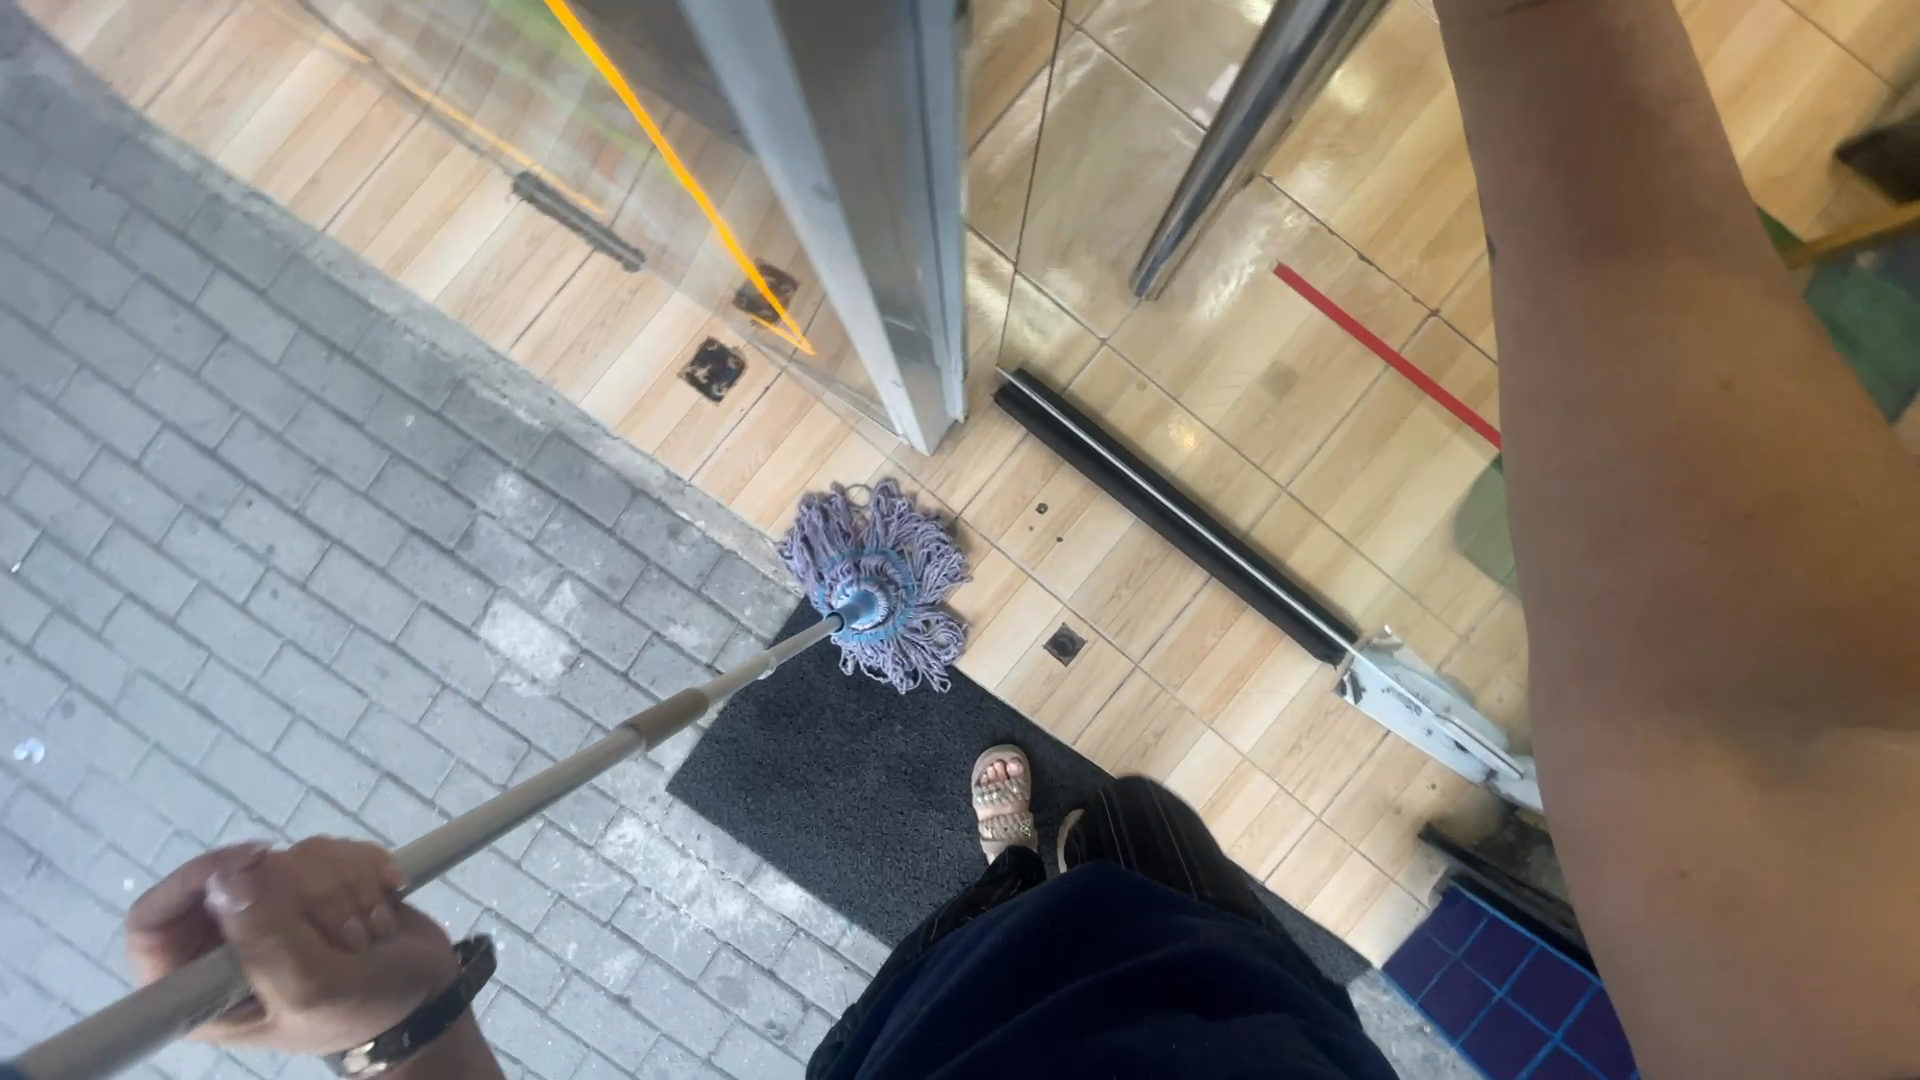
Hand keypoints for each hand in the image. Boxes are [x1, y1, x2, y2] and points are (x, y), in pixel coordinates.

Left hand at [126, 838, 458, 1056]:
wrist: (427, 995)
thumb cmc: (361, 1010)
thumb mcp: (313, 988)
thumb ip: (267, 938)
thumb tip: (231, 876)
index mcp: (201, 980)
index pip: (155, 918)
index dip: (196, 878)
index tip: (257, 857)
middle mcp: (234, 937)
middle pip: (250, 874)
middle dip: (313, 893)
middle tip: (345, 934)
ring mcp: (284, 906)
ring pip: (304, 855)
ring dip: (351, 886)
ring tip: (370, 930)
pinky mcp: (330, 883)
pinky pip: (342, 848)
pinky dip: (372, 867)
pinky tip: (388, 894)